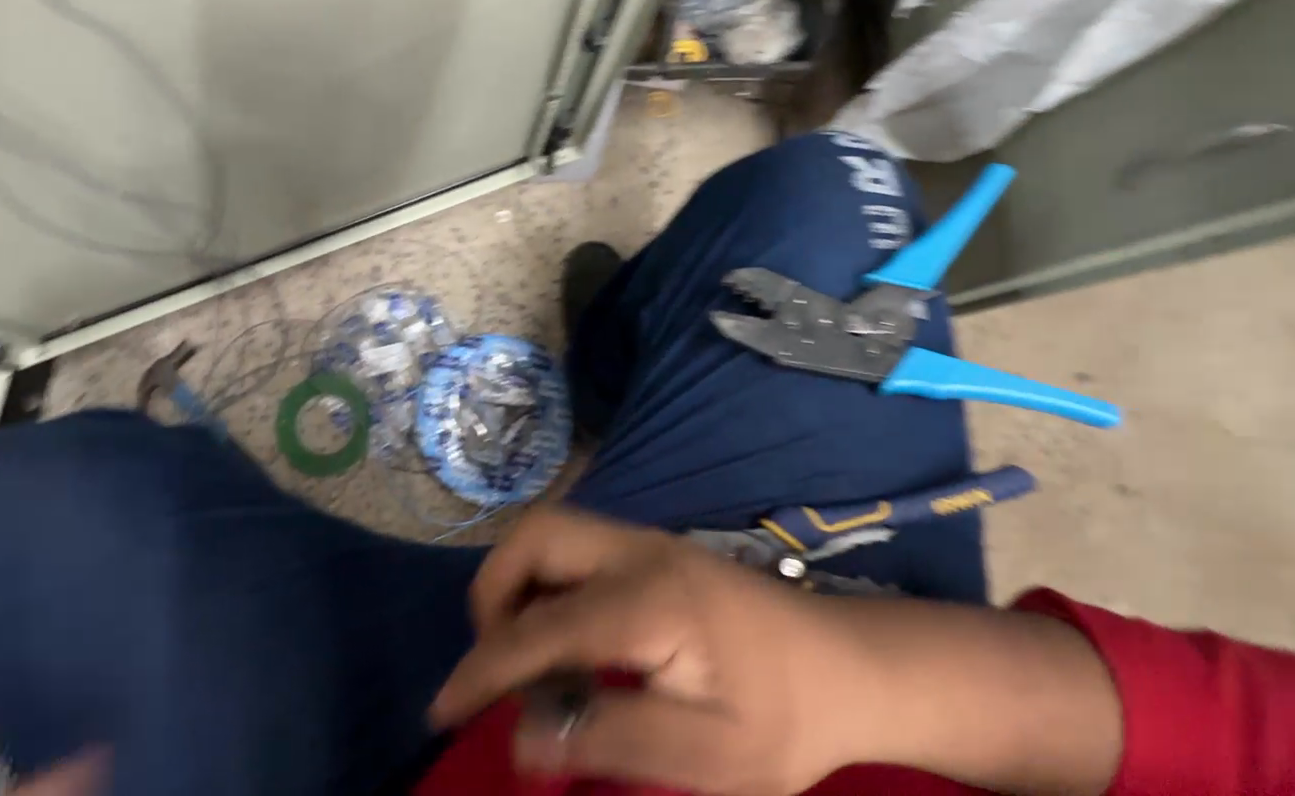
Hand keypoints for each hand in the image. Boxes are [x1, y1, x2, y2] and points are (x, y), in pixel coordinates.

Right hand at [429, 508, 1120, 795]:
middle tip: (497, 667)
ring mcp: (647, 542)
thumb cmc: (785, 723)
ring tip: (529, 660)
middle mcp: (638, 552)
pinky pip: (576, 550)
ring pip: (551, 535)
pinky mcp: (654, 549)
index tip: (442, 709)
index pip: (540, 629)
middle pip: (535, 538)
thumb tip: (521, 737)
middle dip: (494, 596)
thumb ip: (610, 740)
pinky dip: (548, 587)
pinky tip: (568, 643)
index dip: (484, 670)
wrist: (851, 669)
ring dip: (518, 587)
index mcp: (649, 603)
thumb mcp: (706, 759)